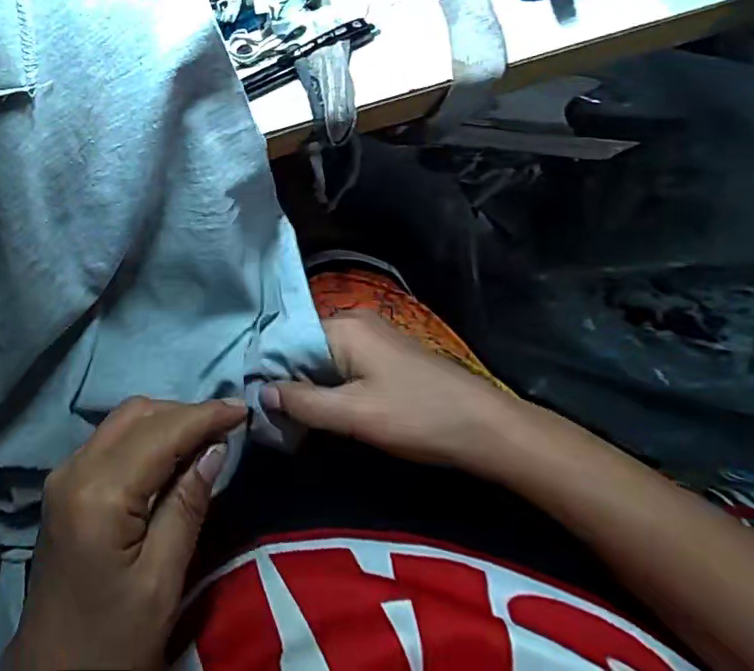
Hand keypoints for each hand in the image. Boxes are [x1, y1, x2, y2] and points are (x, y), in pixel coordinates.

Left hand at [5, 396, 248, 670]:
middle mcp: (74, 467)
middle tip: (228, 424)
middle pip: (134, 416)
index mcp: (98, 491)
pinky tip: (170, 453)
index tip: (242, 408)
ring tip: (207, 435)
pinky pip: (107, 442)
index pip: (158, 433)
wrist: (55, 667)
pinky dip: (142, 438)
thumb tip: (214, 448)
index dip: (201, 416)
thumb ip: (186, 507)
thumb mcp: (161, 580)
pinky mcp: (63, 485)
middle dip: (182, 413)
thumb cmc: (115, 637)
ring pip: (119, 423)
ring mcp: (63, 473)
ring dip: (163, 422)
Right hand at [263, 308, 530, 471]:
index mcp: (340, 326)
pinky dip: (332, 384)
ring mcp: (373, 335)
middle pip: (302, 347)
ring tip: (297, 414)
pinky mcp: (388, 354)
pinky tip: (331, 408)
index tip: (257, 399)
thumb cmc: (420, 418)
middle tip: (275, 412)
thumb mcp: (354, 416)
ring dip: (310, 385)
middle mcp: (353, 320)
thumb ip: (302, 403)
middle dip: (289, 379)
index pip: (283, 341)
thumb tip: (260, 392)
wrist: (496, 432)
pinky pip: (342, 363)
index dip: (267, 370)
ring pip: (322, 358)